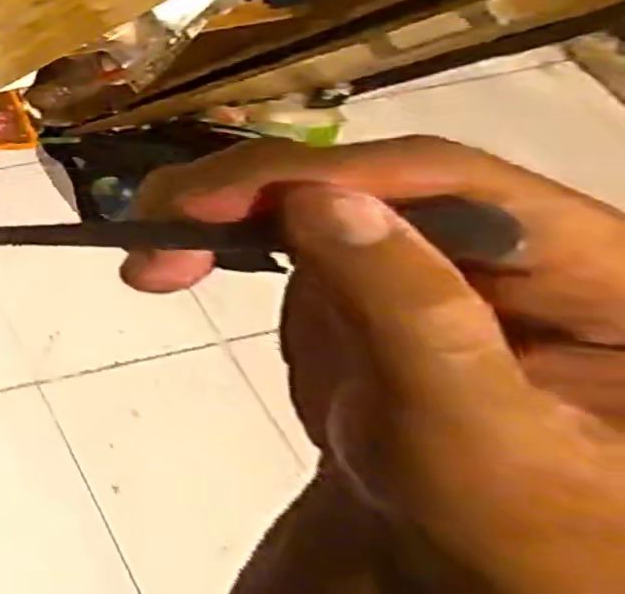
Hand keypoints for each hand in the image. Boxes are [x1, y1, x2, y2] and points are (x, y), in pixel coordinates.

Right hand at [125, 136, 624, 593]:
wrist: (453, 565)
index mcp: (596, 264)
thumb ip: (418, 316)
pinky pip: (267, 220)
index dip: (321, 173)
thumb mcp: (480, 434)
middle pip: (352, 174)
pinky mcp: (349, 264)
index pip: (448, 181)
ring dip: (204, 210)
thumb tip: (322, 200)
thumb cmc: (510, 527)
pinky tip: (167, 259)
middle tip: (157, 230)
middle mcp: (501, 235)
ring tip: (148, 261)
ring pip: (293, 187)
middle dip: (238, 194)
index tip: (211, 202)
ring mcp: (416, 245)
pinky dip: (204, 231)